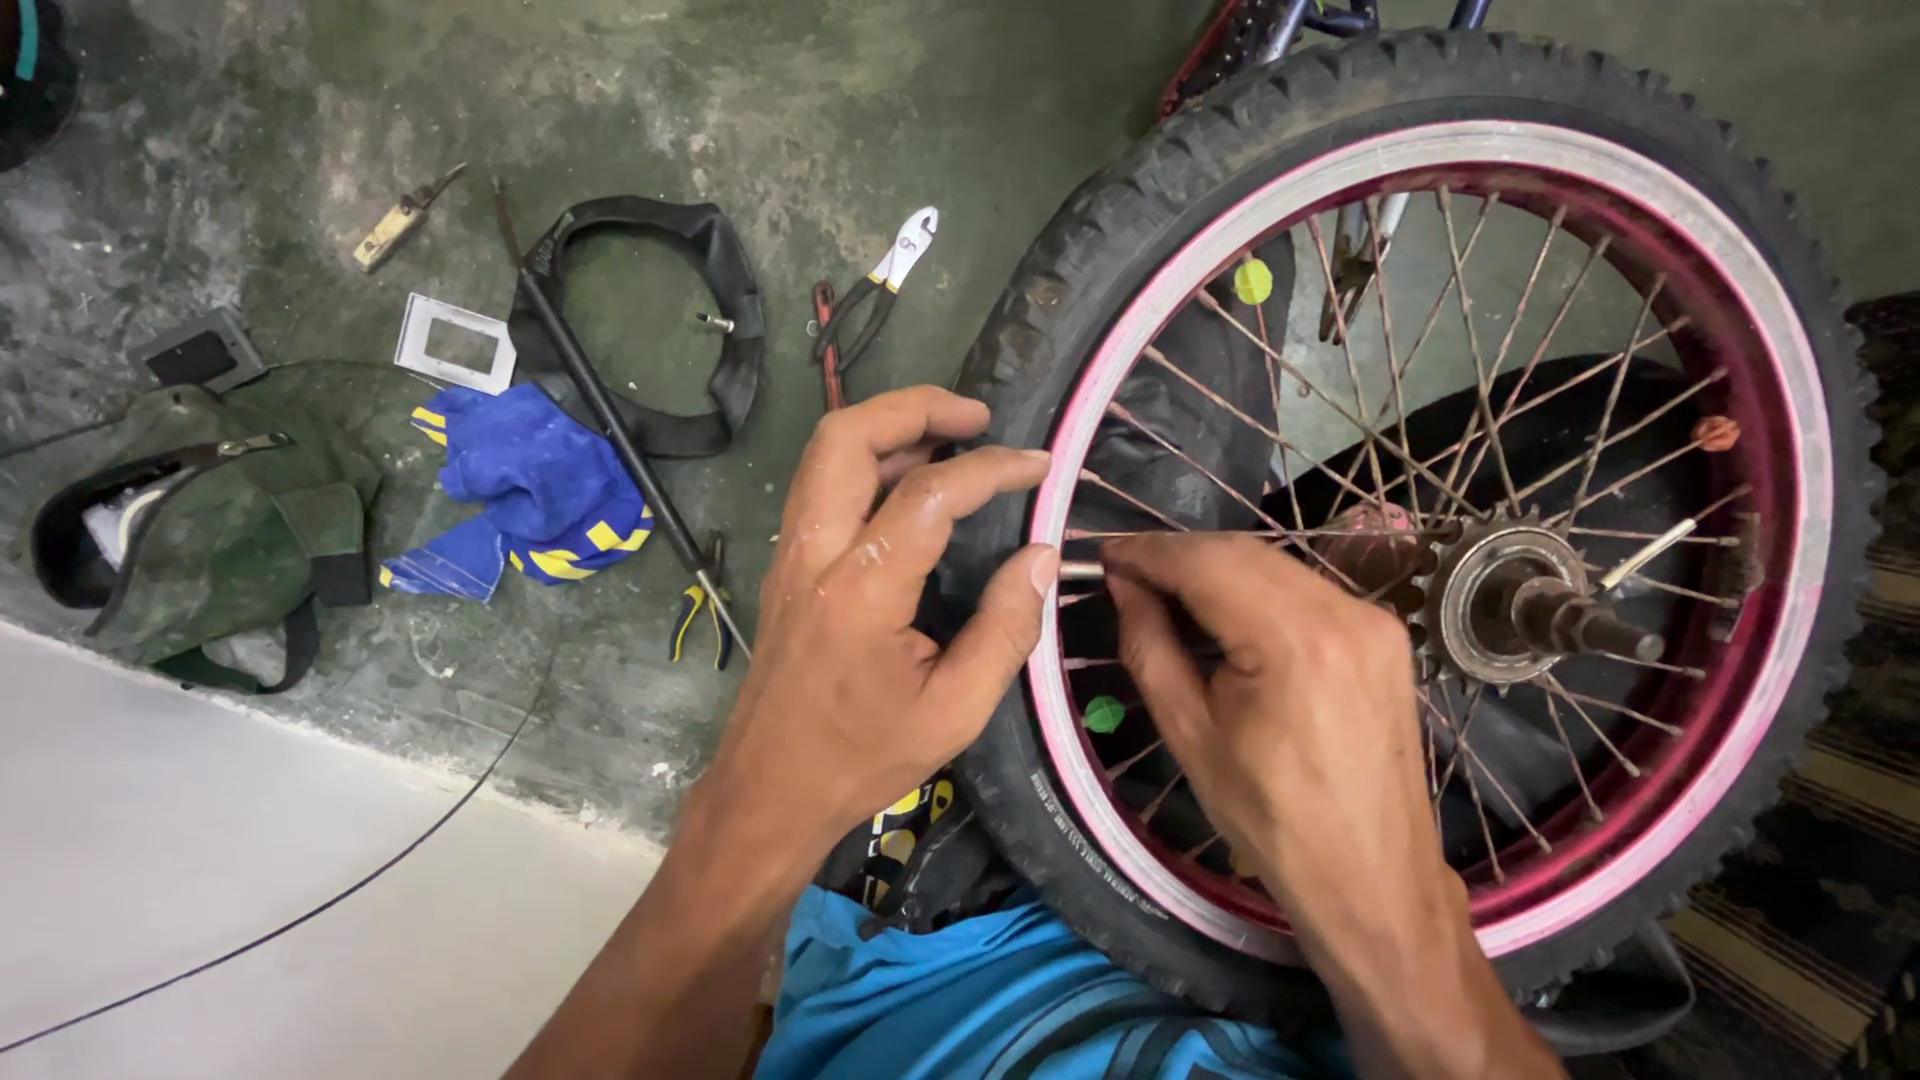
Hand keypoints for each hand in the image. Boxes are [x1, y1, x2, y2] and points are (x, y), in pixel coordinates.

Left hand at [698, 387, 1058, 854]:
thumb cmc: (863, 757)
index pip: (928, 495)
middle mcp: (814, 555)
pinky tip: (908, 484)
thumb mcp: (955, 711)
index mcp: (861, 592)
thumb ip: (1005, 628)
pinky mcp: (785, 564)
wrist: (769, 788)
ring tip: (950, 438)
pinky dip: (865, 460)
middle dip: (914, 407)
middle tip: (976, 417)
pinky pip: (820, 484)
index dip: (990, 467)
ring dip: (886, 427)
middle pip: (846, 437)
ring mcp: (790, 554)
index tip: (1038, 465)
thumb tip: (1039, 555)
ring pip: (824, 452)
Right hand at [1102, 532, 1456, 955]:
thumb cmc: (1267, 816)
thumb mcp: (1188, 731)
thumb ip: (1149, 644)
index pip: (1207, 564)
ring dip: (1213, 566)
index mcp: (1294, 644)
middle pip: (1242, 552)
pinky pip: (1303, 587)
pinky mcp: (1384, 633)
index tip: (1105, 555)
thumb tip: (1124, 585)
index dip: (1149, 552)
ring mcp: (1373, 620)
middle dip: (1177, 554)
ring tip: (1164, 588)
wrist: (1369, 873)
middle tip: (1127, 572)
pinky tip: (1221, 608)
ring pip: (1273, 563)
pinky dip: (1253, 585)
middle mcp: (1344, 614)